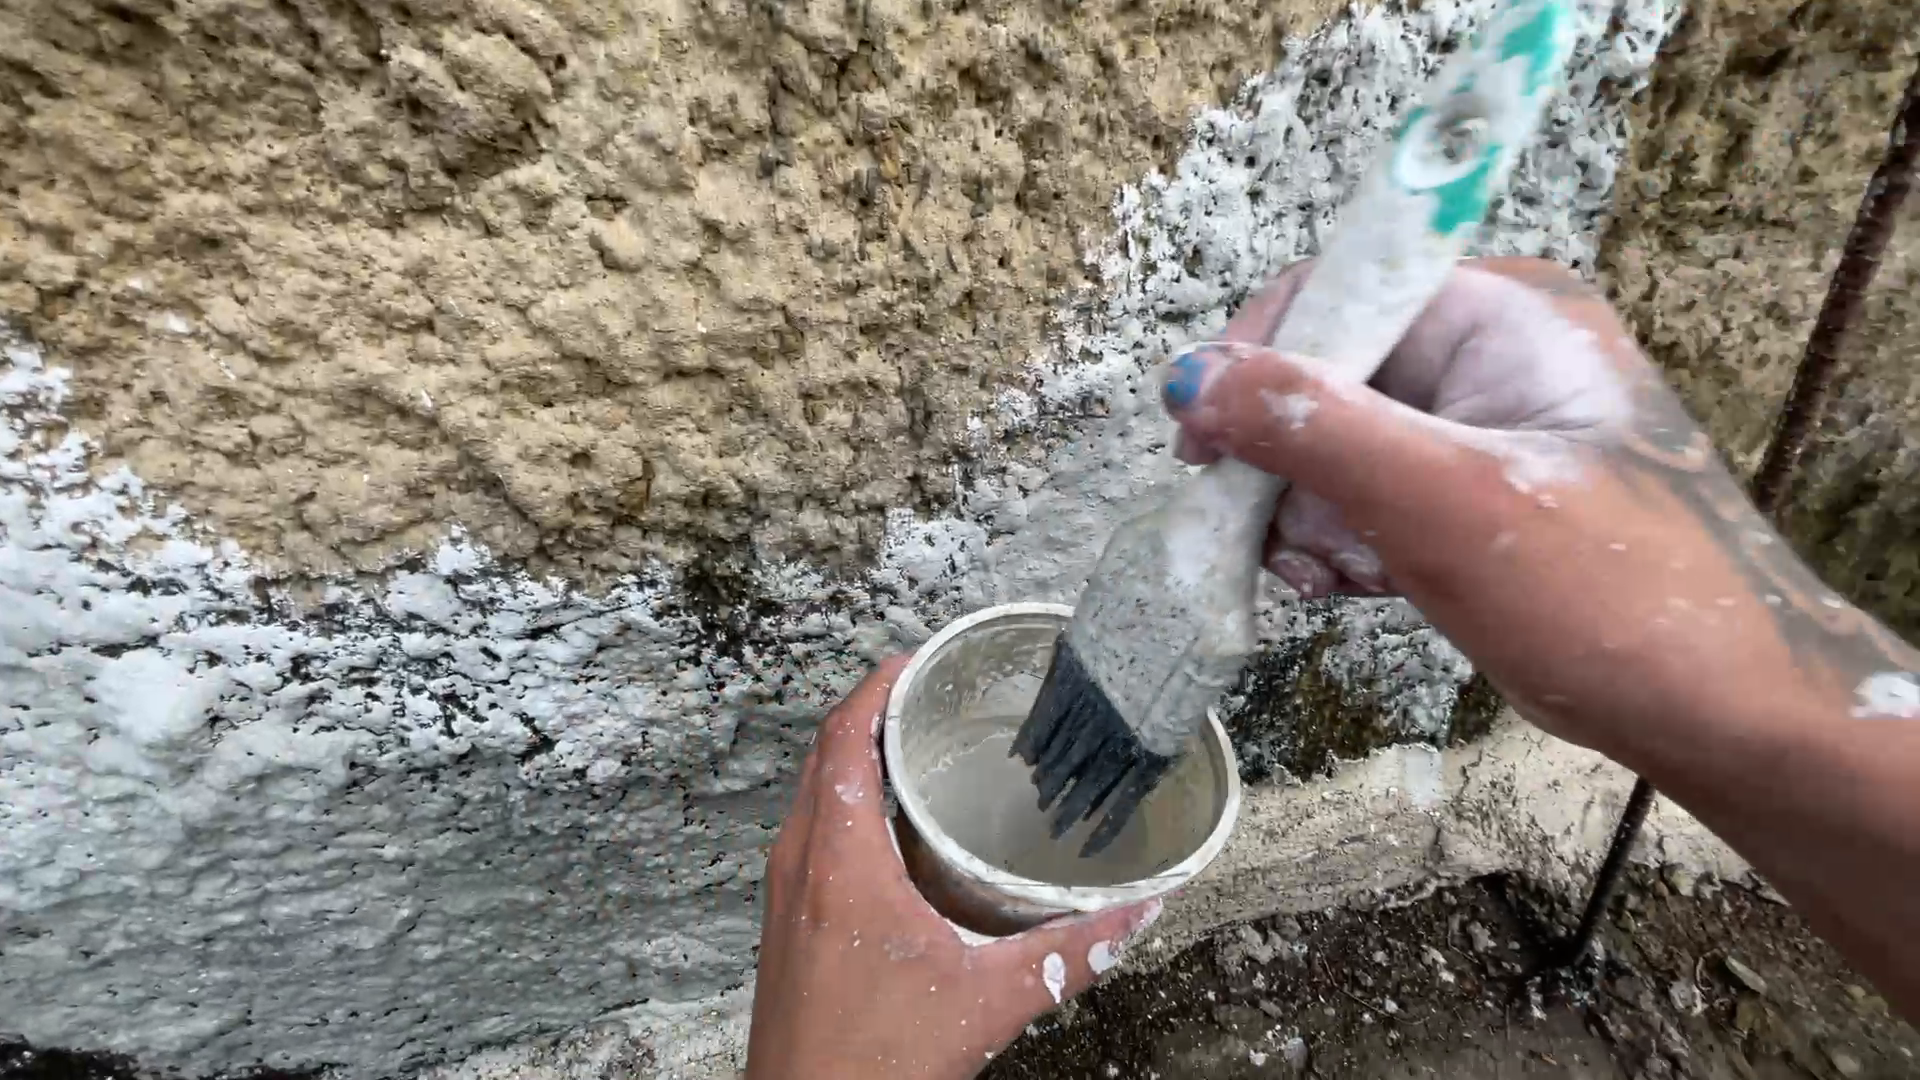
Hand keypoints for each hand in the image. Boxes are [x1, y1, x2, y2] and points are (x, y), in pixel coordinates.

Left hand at [745, 658, 1164, 1079]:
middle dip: (872, 706)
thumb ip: (1065, 956)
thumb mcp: (983, 1002)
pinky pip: (812, 816)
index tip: (916, 660)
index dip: (876, 688)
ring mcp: (786, 881)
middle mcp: (801, 855)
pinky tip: (888, 808)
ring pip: (815, 782)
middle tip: (926, 689)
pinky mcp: (788, 906)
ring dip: (855, 745)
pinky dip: (845, 786)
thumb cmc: (874, 1063)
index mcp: (840, 858)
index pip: (844, 738)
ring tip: (912, 732)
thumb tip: (1133, 914)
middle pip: (825, 748)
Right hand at [1161, 256, 1915, 756]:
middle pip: (1312, 379)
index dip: (1251, 361)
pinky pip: (1340, 492)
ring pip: (1314, 445)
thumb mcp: (1442, 500)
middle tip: (1282, 536)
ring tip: (1335, 574)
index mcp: (1496, 317)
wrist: (1704, 710)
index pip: (1333, 294)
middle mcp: (1471, 355)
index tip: (1203, 446)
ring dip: (1300, 516)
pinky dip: (1324, 540)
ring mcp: (1455, 423)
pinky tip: (1346, 583)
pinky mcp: (1442, 484)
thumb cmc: (1603, 596)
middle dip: (1282, 467)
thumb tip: (1188, 380)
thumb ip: (1312, 428)